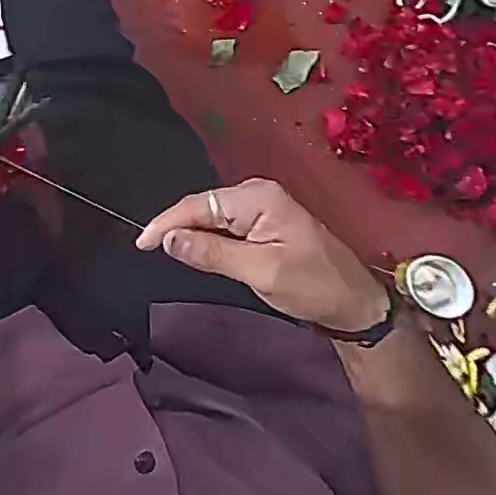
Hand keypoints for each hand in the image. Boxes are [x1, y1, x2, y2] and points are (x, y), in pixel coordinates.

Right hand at [135, 178, 389, 332]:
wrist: (355, 302)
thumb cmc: (312, 286)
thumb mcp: (260, 272)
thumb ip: (212, 254)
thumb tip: (169, 239)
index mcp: (258, 197)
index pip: (199, 204)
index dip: (166, 222)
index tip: (140, 244)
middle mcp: (257, 193)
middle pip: (203, 206)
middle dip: (176, 227)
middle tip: (148, 251)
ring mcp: (262, 205)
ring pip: (212, 217)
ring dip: (191, 234)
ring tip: (165, 252)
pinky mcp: (264, 221)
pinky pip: (226, 225)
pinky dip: (208, 240)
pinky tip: (196, 252)